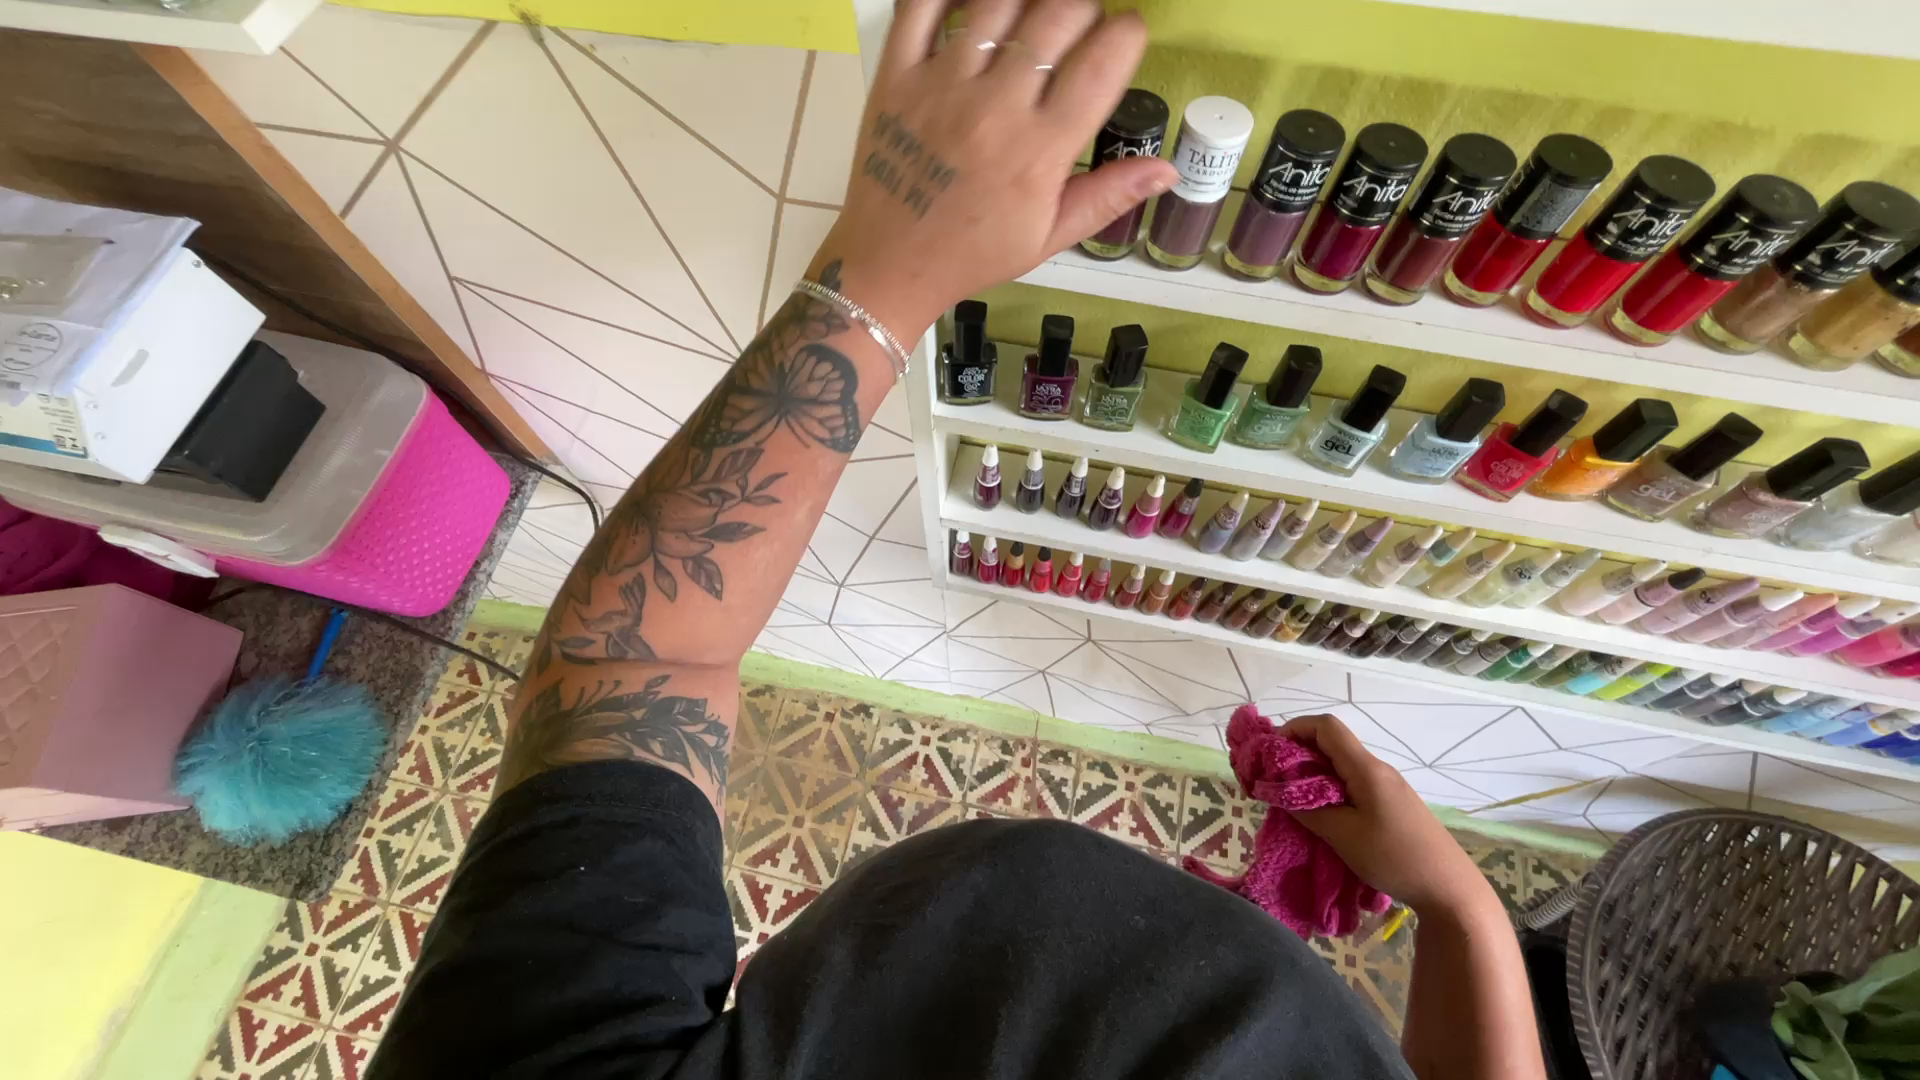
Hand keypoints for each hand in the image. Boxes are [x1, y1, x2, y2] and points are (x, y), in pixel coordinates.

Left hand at [809, 0, 1177, 338]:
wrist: (891, 267)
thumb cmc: (971, 256)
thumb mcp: (1045, 239)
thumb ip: (1106, 198)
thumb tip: (1167, 169)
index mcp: (1039, 151)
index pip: (1103, 59)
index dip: (1126, 35)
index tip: (1123, 40)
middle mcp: (995, 108)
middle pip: (1059, 13)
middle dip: (1083, 10)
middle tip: (1075, 33)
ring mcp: (942, 86)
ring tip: (1028, 24)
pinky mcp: (897, 76)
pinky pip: (921, 3)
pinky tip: (972, 4)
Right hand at [1281, 713, 1500, 918]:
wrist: (1452, 891)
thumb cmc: (1395, 858)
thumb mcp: (1342, 835)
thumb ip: (1305, 808)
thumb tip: (1276, 789)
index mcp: (1365, 768)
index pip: (1325, 726)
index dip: (1294, 729)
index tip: (1272, 753)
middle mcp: (1377, 769)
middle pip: (1330, 743)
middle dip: (1296, 754)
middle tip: (1274, 780)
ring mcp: (1387, 786)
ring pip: (1340, 765)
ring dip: (1311, 774)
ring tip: (1292, 800)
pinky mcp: (1391, 803)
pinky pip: (1352, 783)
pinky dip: (1328, 789)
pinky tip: (1321, 814)